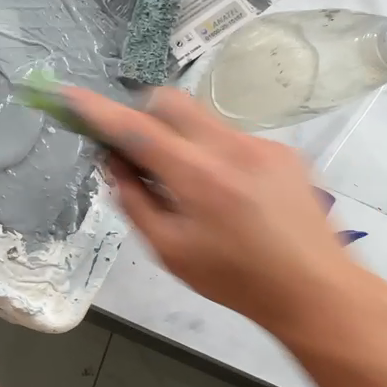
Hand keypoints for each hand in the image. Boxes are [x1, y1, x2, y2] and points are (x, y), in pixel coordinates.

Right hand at [61, 86, 370, 334]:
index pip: (135, 129)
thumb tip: (112, 161)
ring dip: (175, 137)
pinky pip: (227, 136)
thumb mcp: (167, 249)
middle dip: (140, 113)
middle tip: (130, 147)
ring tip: (182, 184)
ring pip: (199, 118)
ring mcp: (262, 146)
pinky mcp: (283, 152)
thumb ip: (133, 199)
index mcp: (199, 178)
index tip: (68, 94)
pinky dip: (207, 151)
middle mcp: (232, 149)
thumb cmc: (234, 279)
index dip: (96, 109)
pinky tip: (221, 193)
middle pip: (169, 102)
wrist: (318, 292)